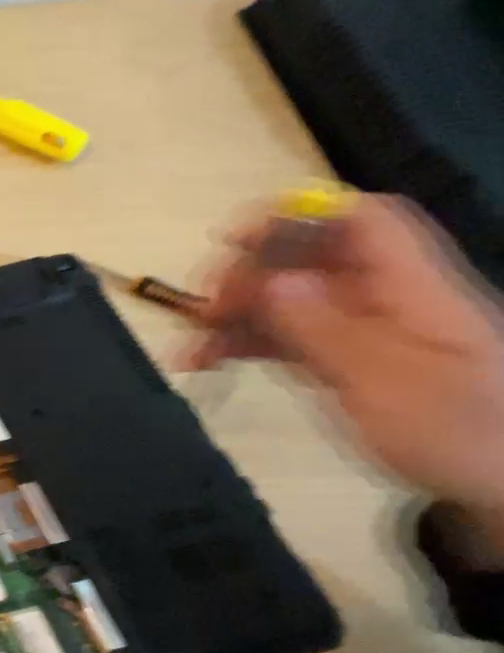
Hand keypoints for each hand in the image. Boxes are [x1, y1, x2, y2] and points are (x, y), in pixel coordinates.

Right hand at [185, 195, 503, 562]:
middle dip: (247, 273)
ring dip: (232, 313)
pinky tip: (205, 362)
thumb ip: (327, 328)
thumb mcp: (388, 384)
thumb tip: (273, 277)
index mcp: (414, 289)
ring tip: (191, 345)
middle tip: (205, 311)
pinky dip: (241, 342)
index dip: (298, 215)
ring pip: (285, 296)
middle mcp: (385, 299)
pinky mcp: (343, 359)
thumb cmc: (462, 437)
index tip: (233, 240)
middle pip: (308, 256)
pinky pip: (283, 334)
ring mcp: (363, 330)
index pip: (362, 221)